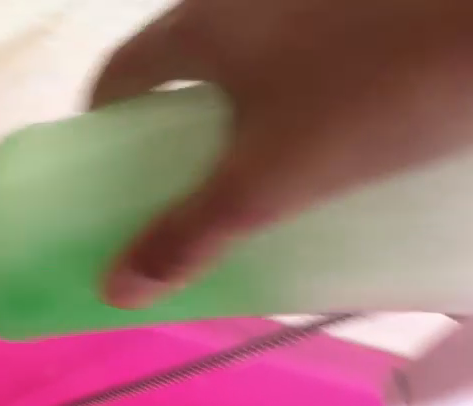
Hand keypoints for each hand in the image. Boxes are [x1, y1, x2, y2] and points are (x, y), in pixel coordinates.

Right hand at [92, 0, 472, 307]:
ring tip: (272, 143)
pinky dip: (314, 68)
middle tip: (188, 168)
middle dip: (176, 113)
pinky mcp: (381, 0)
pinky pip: (325, 31)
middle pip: (186, 57)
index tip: (110, 166)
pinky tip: (348, 103)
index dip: (103, 124)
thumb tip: (116, 292)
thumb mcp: (272, 181)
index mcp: (202, 24)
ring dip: (247, 90)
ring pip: (258, 41)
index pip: (118, 74)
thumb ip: (186, 238)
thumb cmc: (387, 82)